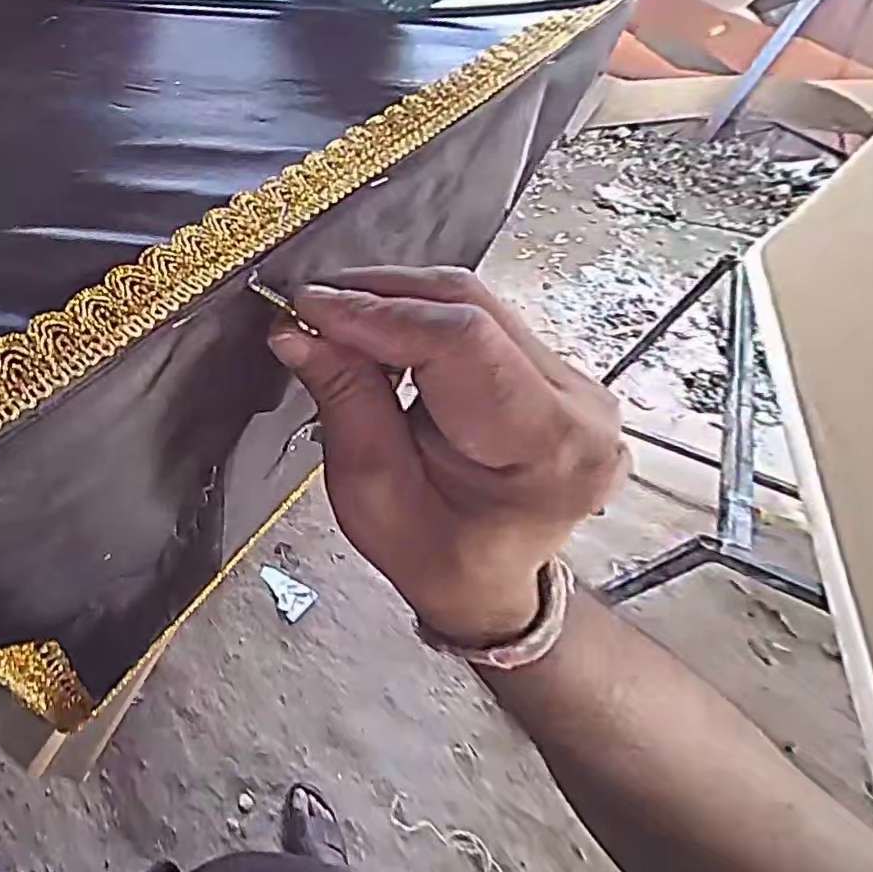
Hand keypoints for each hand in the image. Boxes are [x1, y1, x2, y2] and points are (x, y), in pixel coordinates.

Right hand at [267, 267, 626, 646]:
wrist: (485, 576)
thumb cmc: (429, 550)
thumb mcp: (368, 485)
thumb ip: (342, 399)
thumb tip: (296, 333)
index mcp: (542, 446)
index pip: (458, 341)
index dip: (371, 314)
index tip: (302, 308)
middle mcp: (576, 402)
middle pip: (468, 307)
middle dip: (374, 295)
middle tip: (304, 305)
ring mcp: (571, 380)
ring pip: (470, 303)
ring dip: (389, 300)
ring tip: (327, 316)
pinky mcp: (547, 370)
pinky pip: (473, 319)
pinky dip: (409, 315)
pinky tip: (367, 329)